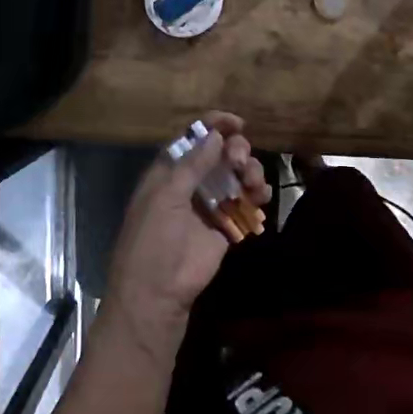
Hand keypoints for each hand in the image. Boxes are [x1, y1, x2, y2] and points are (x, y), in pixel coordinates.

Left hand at [105, 111, 269, 349]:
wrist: (158, 292)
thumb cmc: (153, 239)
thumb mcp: (166, 197)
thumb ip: (192, 165)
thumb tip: (215, 136)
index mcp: (167, 173)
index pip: (191, 140)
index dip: (212, 126)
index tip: (236, 121)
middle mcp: (189, 185)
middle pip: (219, 155)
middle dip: (236, 151)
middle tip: (240, 162)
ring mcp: (208, 206)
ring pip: (235, 177)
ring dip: (249, 173)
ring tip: (253, 186)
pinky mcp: (225, 228)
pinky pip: (244, 205)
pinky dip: (255, 198)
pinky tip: (259, 200)